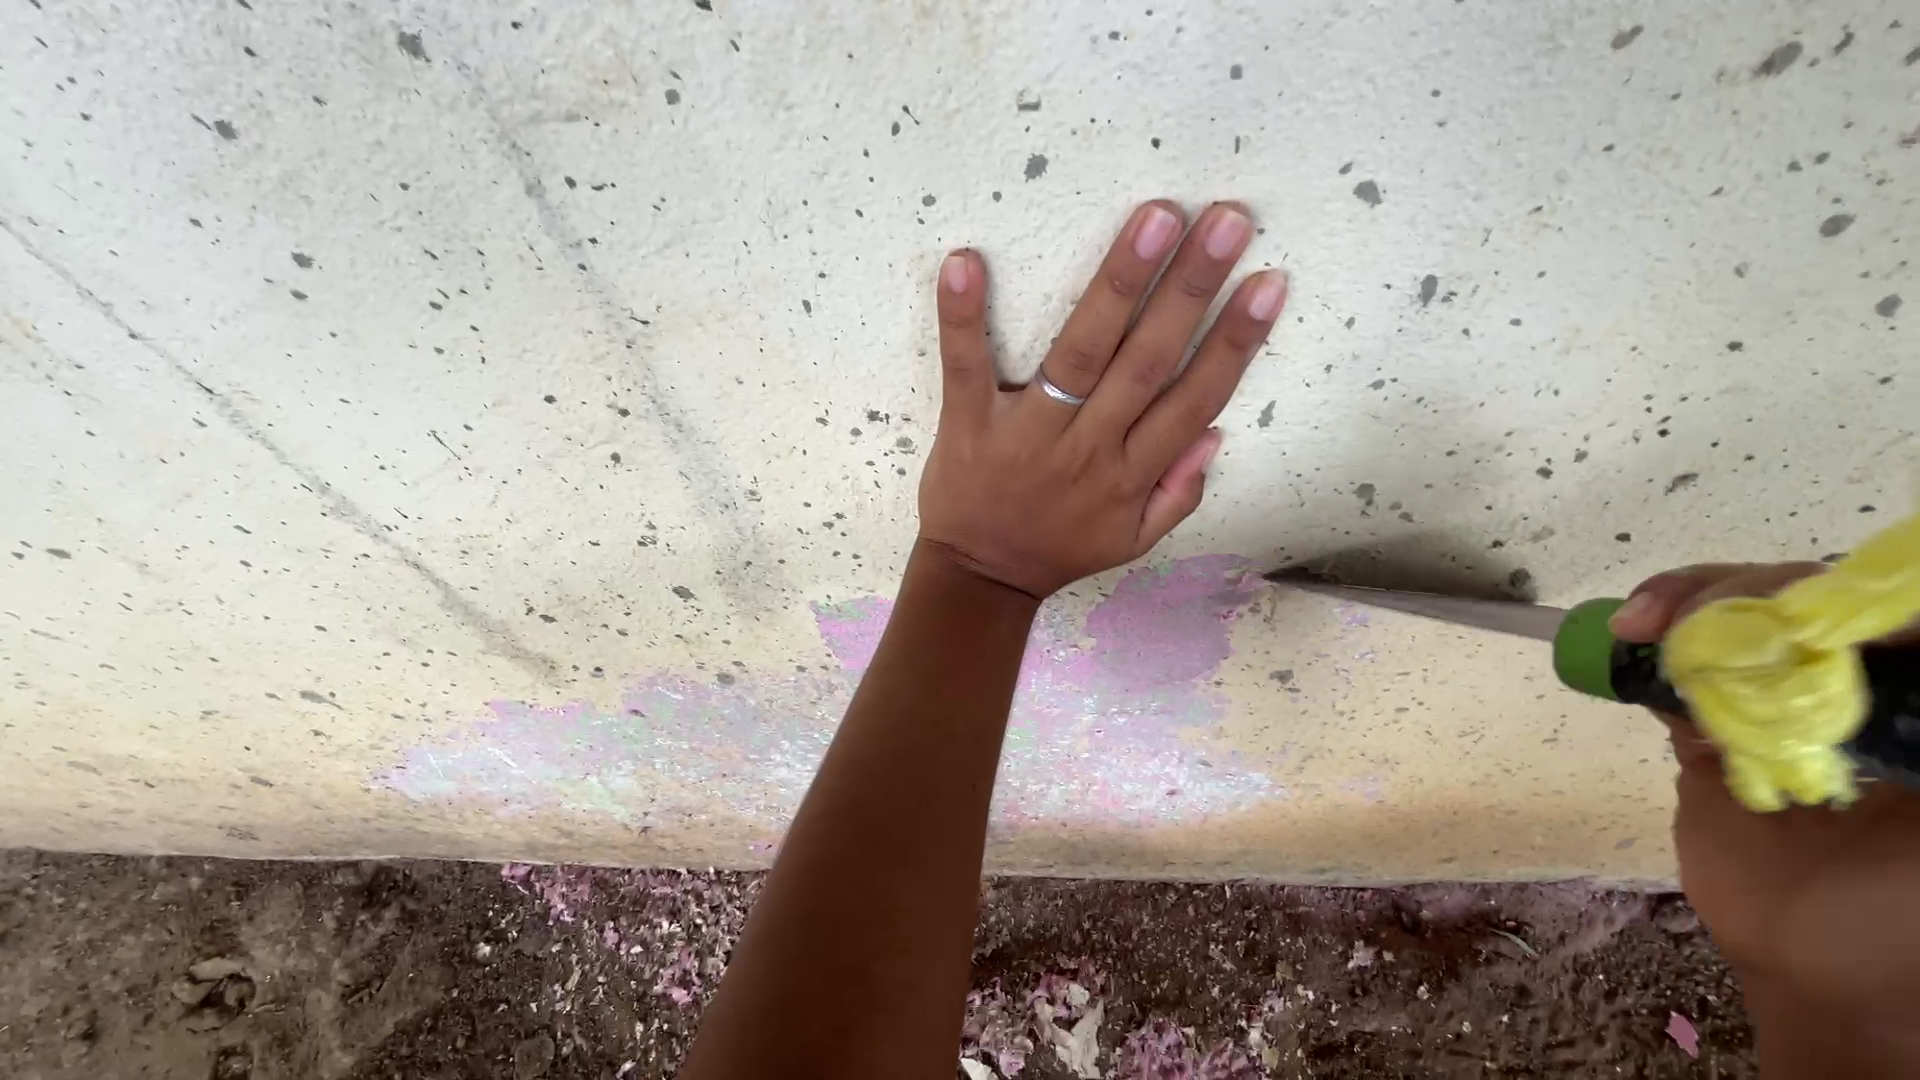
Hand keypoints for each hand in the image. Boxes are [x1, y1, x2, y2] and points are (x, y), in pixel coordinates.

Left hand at [918, 201, 1286, 598]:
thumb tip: (1216, 433)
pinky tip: (965, 262)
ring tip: (1155, 221)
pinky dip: (963, 318)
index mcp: (1130, 475)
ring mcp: (1026, 434)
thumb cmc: (1059, 550)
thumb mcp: (1133, 540)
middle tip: (1227, 220)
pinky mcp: (968, 425)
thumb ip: (1180, 493)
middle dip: (1190, 290)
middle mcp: (1087, 448)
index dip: (1235, 343)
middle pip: (1147, 361)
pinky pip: (965, 368)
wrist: (979, 577)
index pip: (1194, 400)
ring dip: (1118, 285)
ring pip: (1080, 356)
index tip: (1267, 285)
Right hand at [1612, 564, 1919, 1067]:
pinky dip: (1644, 642)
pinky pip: (1673, 662)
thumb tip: (1881, 632)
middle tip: (1681, 619)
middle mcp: (1851, 685)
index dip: (1831, 593)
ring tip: (1638, 625)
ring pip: (1730, 615)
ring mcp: (1772, 698)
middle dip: (1741, 594)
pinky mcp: (1703, 720)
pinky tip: (1625, 640)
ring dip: (1684, 605)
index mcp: (1911, 696)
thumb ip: (1900, 731)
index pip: (1882, 608)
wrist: (1811, 967)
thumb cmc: (1900, 910)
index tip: (1779, 613)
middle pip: (1801, 599)